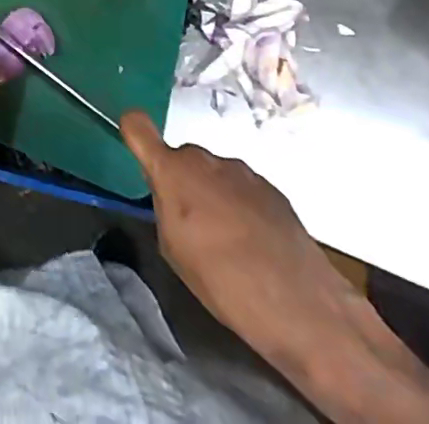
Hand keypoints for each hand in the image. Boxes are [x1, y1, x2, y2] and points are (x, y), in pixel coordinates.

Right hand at [120, 110, 360, 351]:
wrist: (295, 300)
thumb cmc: (219, 277)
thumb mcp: (171, 247)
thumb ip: (164, 208)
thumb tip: (173, 197)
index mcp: (172, 171)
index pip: (138, 127)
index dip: (133, 131)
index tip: (135, 143)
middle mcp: (206, 160)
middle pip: (182, 159)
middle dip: (181, 182)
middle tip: (189, 223)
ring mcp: (243, 171)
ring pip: (214, 174)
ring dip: (213, 195)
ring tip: (226, 240)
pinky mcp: (272, 188)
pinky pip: (242, 188)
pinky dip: (240, 206)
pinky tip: (252, 243)